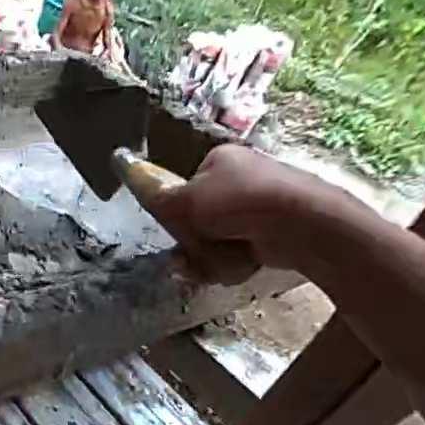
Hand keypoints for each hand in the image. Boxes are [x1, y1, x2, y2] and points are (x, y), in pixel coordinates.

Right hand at [152, 144, 364, 271]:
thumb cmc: (239, 203)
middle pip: (201, 219)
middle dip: (196, 242)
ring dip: (213, 256)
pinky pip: (240, 250)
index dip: (180, 213)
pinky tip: (241, 264)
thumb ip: (158, 195)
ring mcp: (261, 204)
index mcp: (221, 160)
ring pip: (218, 240)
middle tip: (196, 254)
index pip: (186, 189)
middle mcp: (242, 177)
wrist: (300, 223)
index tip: (181, 227)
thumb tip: (123, 164)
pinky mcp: (275, 230)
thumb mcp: (187, 200)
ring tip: (222, 260)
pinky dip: (236, 261)